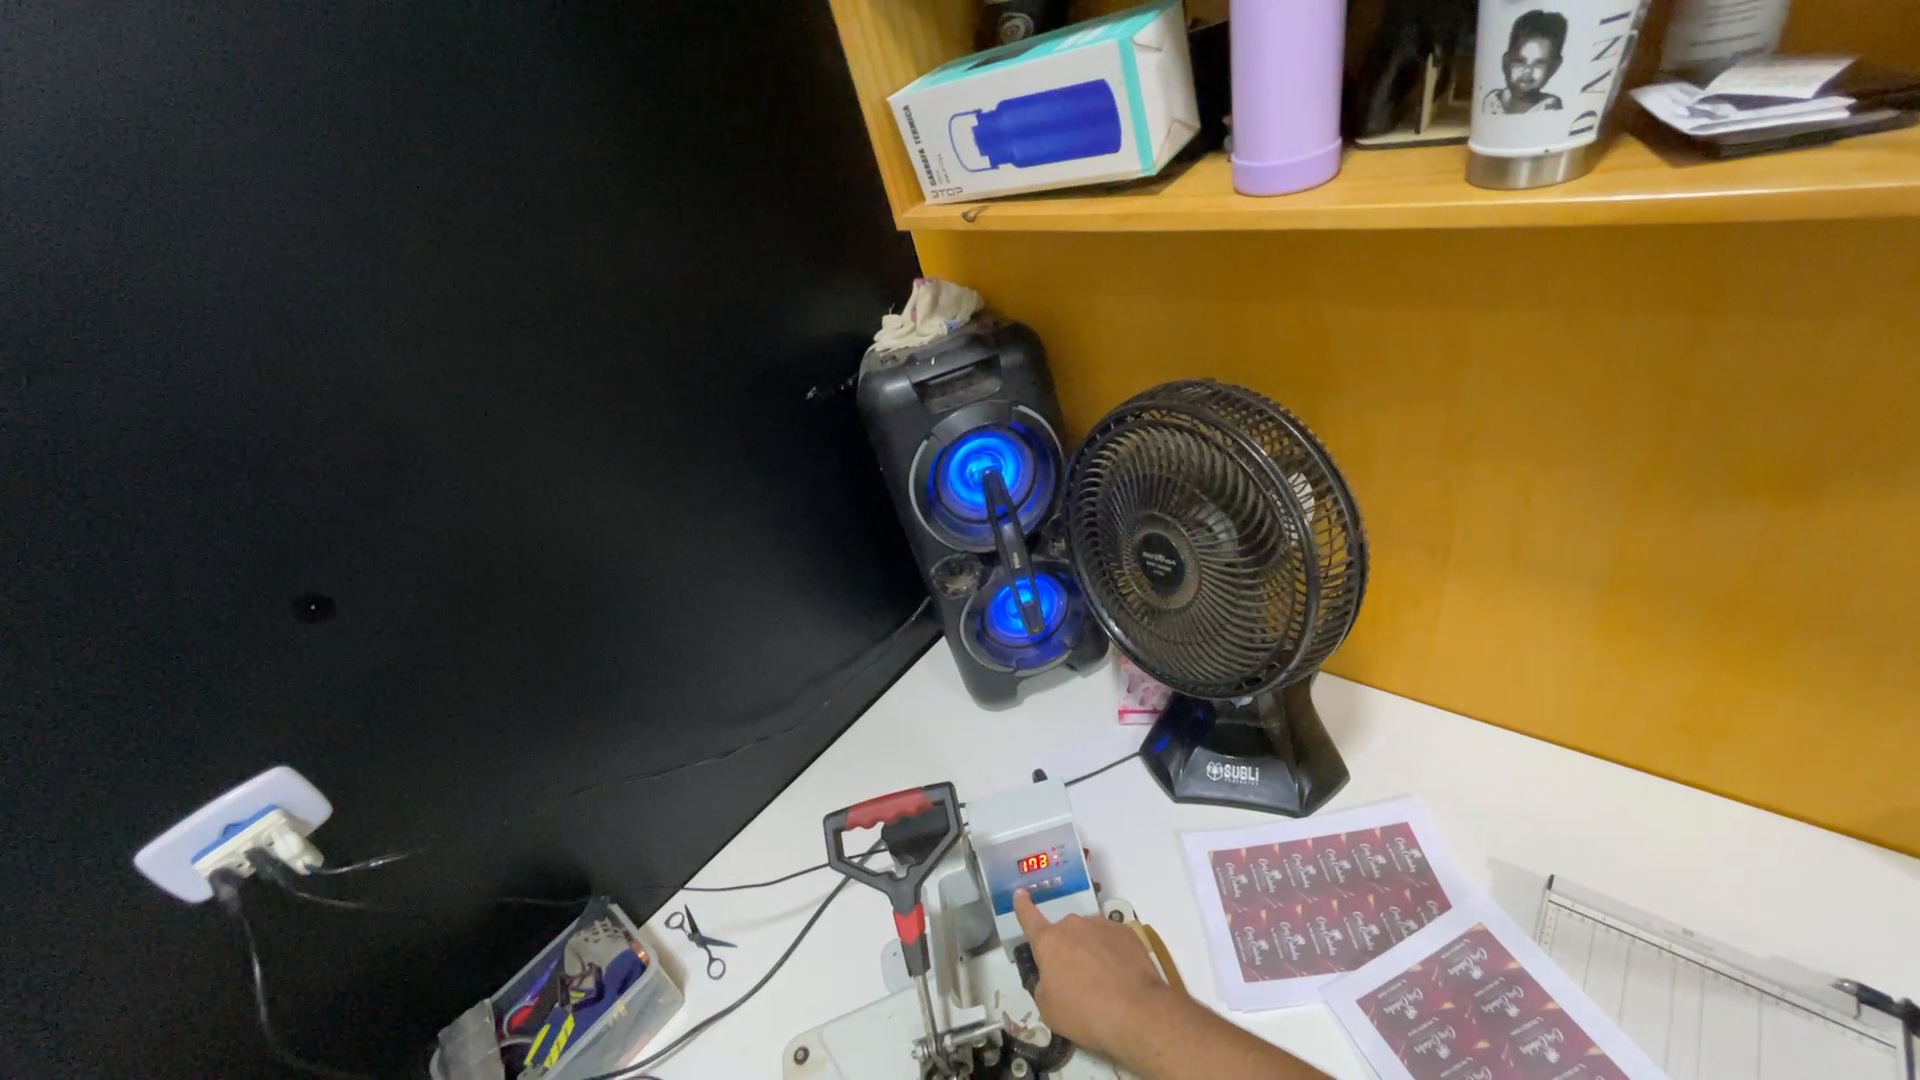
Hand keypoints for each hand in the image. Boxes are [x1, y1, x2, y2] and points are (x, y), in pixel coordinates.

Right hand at [1012, 888, 1168, 1056]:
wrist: (1136, 1012)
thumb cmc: (1084, 1013)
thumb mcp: (1049, 1008)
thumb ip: (1044, 984)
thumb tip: (1053, 976)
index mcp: (1049, 942)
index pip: (1029, 919)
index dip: (1023, 907)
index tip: (1020, 893)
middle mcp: (1073, 925)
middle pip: (1065, 935)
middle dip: (1068, 951)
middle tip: (1078, 980)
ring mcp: (1101, 925)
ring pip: (1090, 936)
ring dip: (1091, 952)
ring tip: (1105, 982)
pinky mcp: (1126, 932)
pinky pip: (1112, 940)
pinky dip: (1113, 954)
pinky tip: (1122, 977)